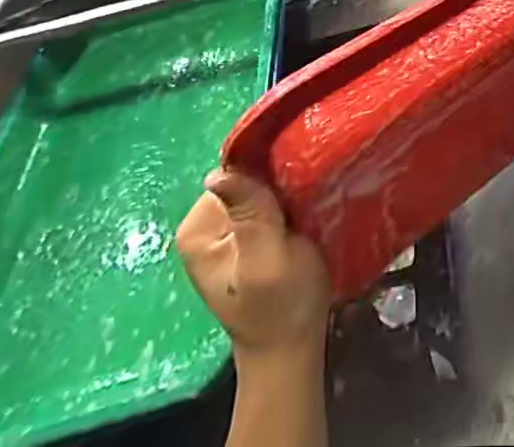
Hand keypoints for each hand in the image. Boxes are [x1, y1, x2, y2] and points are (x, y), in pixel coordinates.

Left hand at [177, 169, 330, 358]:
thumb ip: (250, 216)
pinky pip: (273, 200)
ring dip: (292, 188)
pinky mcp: (252, 234)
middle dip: (283, 177)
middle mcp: (207, 223)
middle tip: (312, 191)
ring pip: (265, 186)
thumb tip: (219, 172)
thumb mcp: (267, 259)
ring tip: (314, 198)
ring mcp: (229, 229)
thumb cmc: (280, 305)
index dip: (271, 168)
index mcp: (199, 228)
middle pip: (251, 176)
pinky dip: (293, 200)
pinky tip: (310, 207)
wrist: (291, 345)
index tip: (302, 177)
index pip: (237, 171)